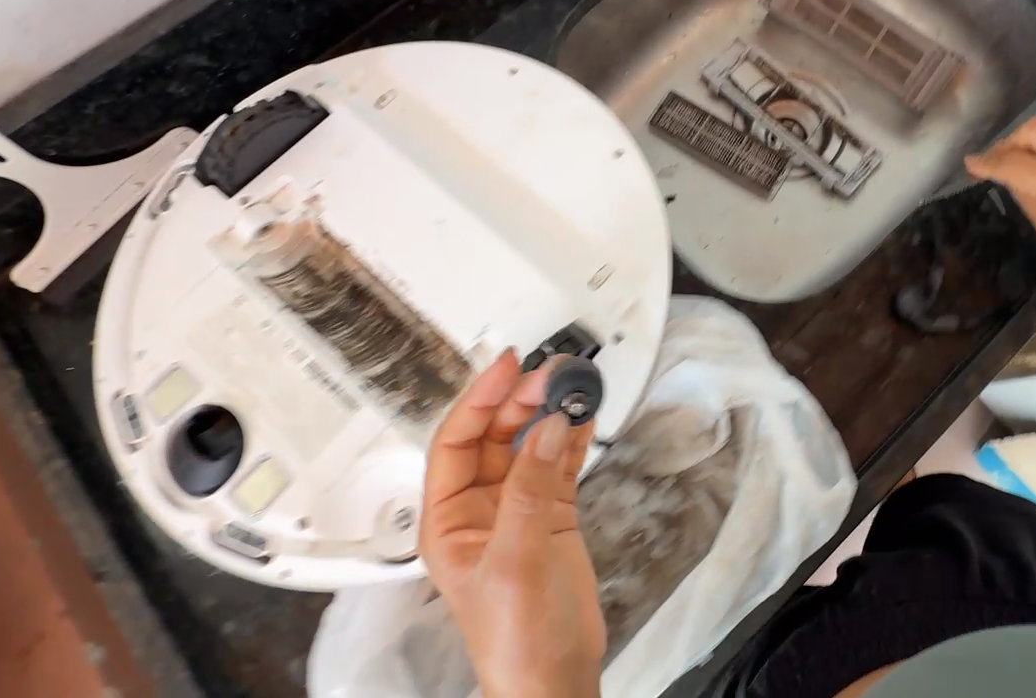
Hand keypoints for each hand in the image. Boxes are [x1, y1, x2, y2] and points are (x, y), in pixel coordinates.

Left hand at [422, 353, 603, 697]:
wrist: (557, 679)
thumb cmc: (516, 638)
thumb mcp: (514, 561)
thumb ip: (529, 489)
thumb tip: (550, 425)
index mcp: (448, 518)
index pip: (455, 443)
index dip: (478, 400)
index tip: (507, 368)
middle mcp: (480, 505)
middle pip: (495, 435)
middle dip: (521, 400)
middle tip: (552, 375)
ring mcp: (519, 506)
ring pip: (530, 442)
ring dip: (550, 411)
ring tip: (573, 383)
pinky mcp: (553, 511)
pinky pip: (561, 461)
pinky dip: (575, 436)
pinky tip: (587, 414)